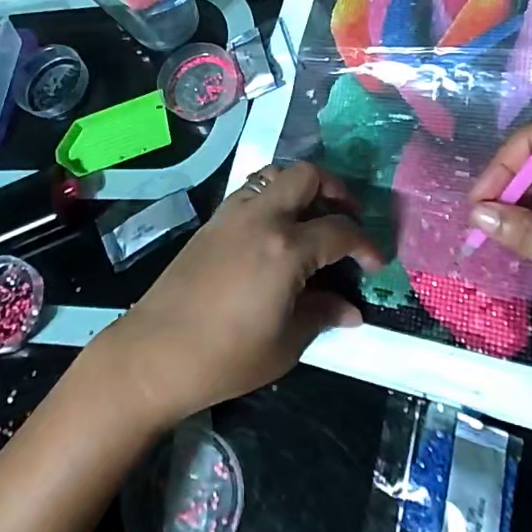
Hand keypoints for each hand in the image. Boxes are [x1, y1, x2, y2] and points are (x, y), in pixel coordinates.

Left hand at [92, 162, 385, 425]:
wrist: (155, 353)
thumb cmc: (226, 356)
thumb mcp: (285, 344)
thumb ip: (321, 314)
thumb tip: (350, 309)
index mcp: (285, 248)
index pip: (340, 230)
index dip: (367, 244)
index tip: (377, 263)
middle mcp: (260, 218)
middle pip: (306, 175)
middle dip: (336, 189)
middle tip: (347, 218)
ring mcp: (231, 216)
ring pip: (273, 175)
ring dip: (300, 187)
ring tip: (313, 219)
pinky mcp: (211, 223)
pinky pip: (250, 192)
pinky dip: (272, 197)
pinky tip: (276, 231)